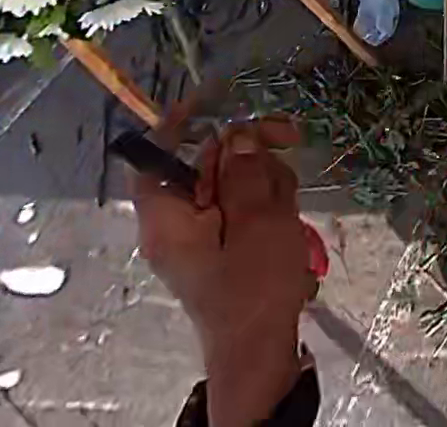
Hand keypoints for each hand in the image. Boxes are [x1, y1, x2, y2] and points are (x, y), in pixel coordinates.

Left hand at [134, 112, 314, 423]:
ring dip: (268, 177)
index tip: (210, 98)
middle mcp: (178, 221)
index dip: (176, 124)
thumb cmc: (255, 286)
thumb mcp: (257, 220)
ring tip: (288, 205)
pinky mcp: (225, 241)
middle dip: (251, 150)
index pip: (156, 159)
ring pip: (235, 178)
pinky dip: (270, 198)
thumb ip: (246, 171)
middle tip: (290, 137)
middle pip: (209, 160)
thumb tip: (237, 133)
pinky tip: (287, 214)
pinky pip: (245, 201)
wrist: (263, 349)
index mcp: (169, 219)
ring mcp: (203, 232)